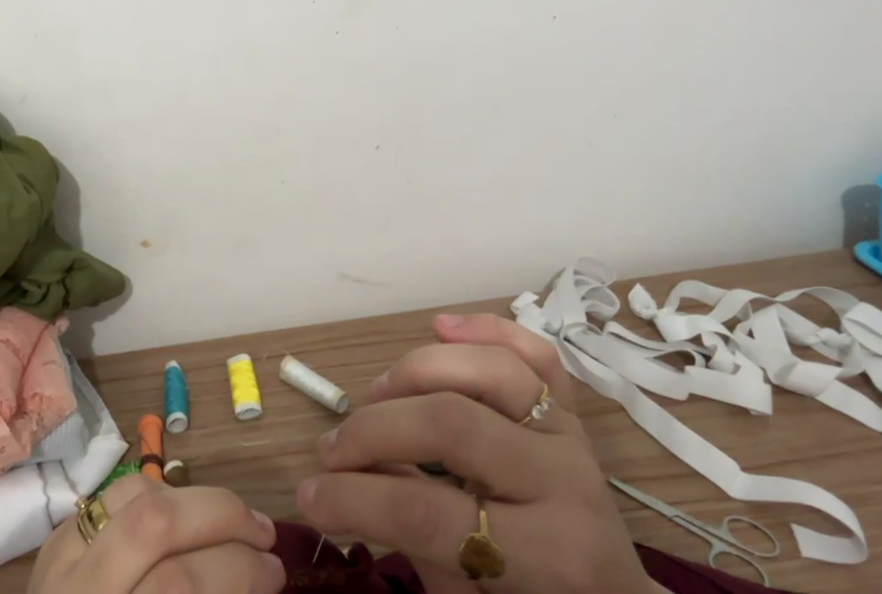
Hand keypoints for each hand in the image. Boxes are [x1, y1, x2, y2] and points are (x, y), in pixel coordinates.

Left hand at [29, 474, 285, 593]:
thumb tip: (258, 578)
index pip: (177, 584)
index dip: (237, 571)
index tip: (277, 574)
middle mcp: (80, 591)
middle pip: (153, 524)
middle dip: (223, 519)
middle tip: (265, 537)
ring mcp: (59, 561)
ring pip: (130, 495)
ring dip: (194, 499)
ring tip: (234, 520)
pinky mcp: (55, 543)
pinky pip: (111, 496)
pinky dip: (158, 494)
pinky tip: (187, 514)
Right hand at [294, 313, 664, 593]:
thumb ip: (413, 541)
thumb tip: (347, 484)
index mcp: (546, 555)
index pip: (426, 512)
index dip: (354, 500)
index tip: (308, 496)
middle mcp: (564, 482)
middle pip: (453, 424)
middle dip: (374, 430)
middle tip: (333, 450)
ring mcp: (572, 437)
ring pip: (491, 371)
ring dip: (418, 371)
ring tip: (377, 394)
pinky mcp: (572, 412)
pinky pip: (536, 354)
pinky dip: (487, 328)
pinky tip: (441, 327)